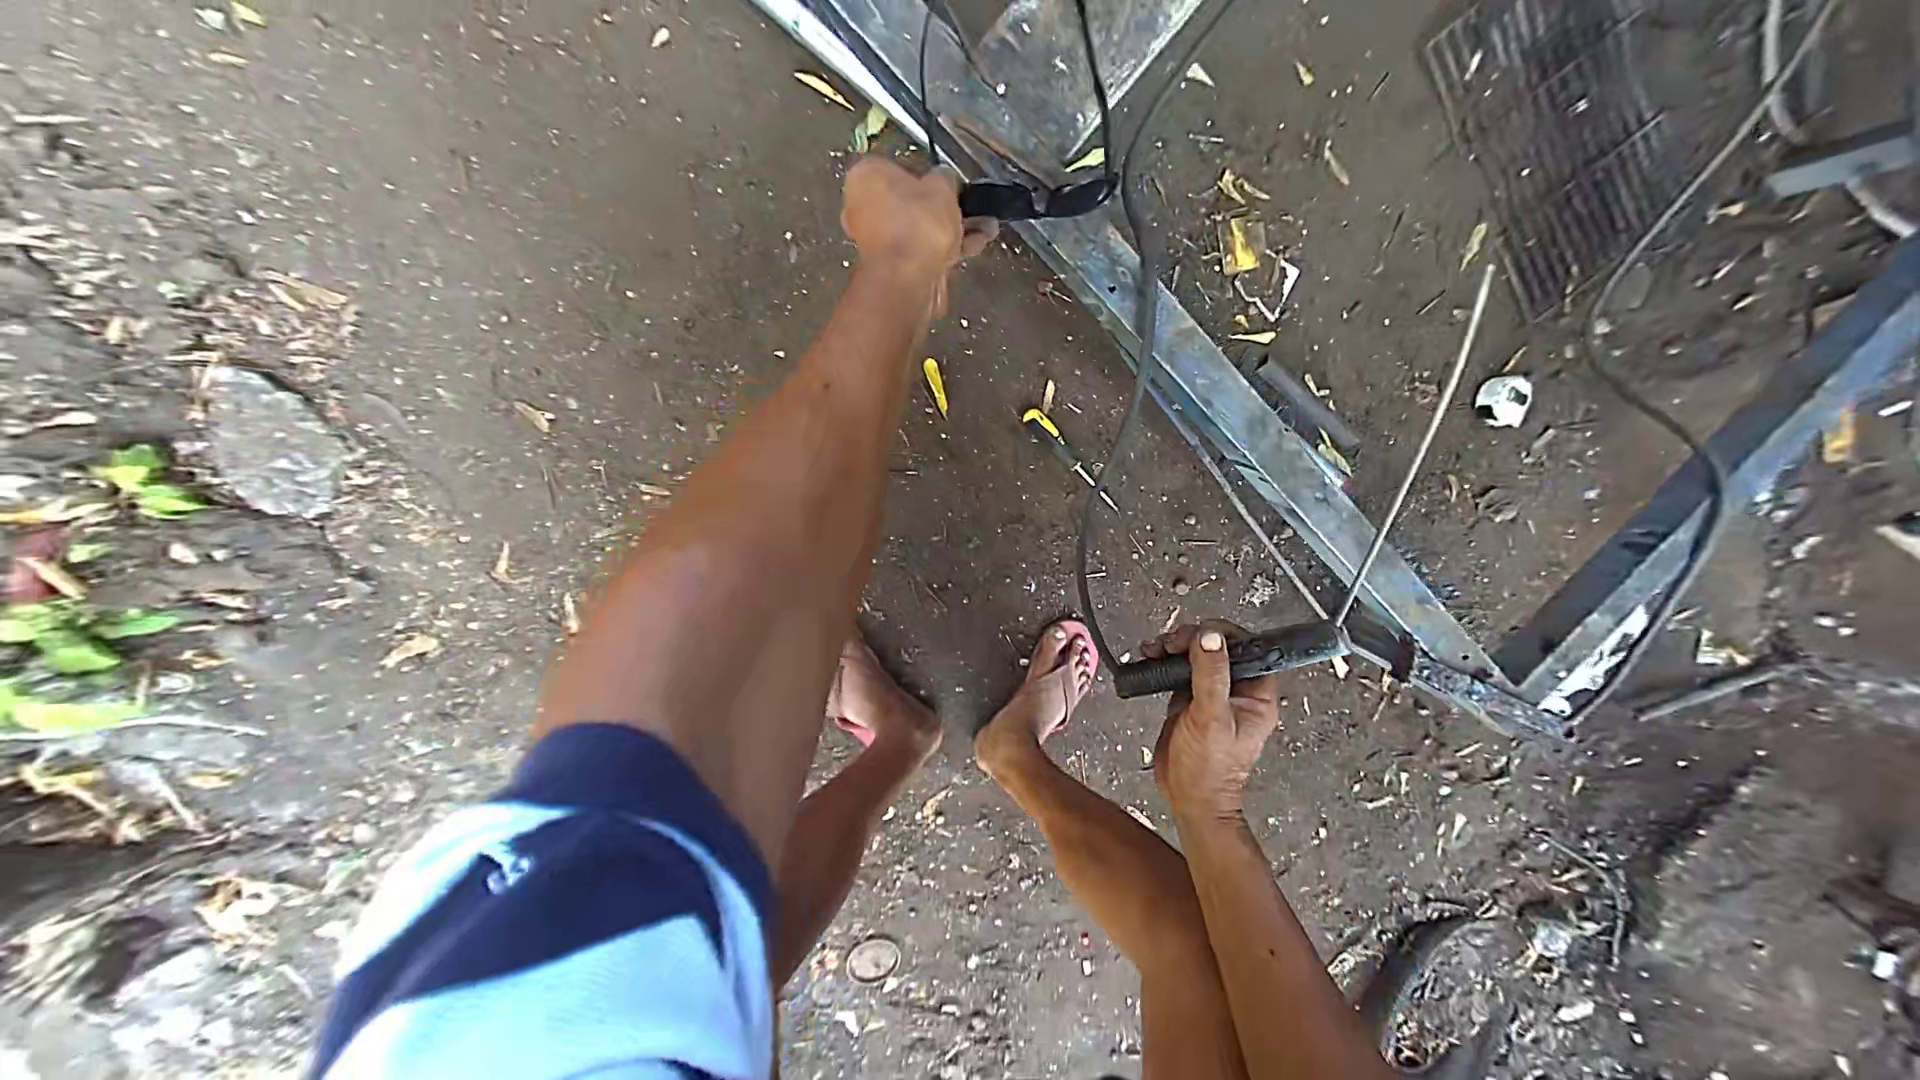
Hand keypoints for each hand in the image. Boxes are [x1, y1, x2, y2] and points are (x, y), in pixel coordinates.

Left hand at [841, 157, 997, 315]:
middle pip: (908, 203)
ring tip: (981, 228)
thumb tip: (945, 180)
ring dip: (950, 230)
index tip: (946, 182)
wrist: (909, 279)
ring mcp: (876, 242)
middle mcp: (862, 209)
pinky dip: (946, 249)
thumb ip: (945, 179)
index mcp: (865, 177)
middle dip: (940, 208)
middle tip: (966, 207)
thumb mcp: (941, 186)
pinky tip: (973, 246)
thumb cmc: (916, 223)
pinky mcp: (893, 268)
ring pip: (918, 230)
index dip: (925, 175)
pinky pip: (922, 251)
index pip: (895, 168)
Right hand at [1147, 621, 1282, 824]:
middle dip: (1192, 638)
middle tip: (1172, 644)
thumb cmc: (1210, 770)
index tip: (1199, 635)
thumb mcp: (1212, 718)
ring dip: (1174, 646)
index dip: (1222, 635)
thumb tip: (1210, 637)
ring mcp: (1210, 694)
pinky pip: (1178, 669)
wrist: (1188, 797)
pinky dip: (1164, 661)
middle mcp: (1235, 691)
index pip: (1247, 647)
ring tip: (1157, 650)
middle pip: (1217, 646)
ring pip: (1196, 655)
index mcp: (1255, 694)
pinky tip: (1151, 660)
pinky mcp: (1188, 700)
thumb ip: (1211, 675)